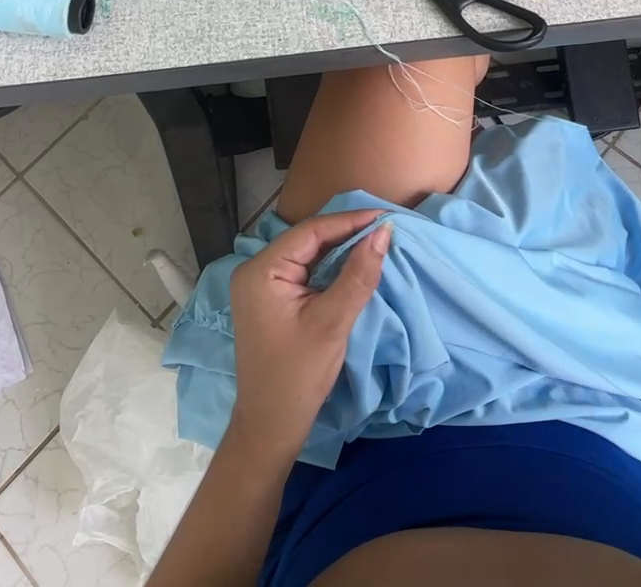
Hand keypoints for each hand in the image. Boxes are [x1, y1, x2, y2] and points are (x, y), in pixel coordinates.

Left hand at [227, 208, 390, 454]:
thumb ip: (357, 275)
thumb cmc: (298, 374)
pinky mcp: (270, 300)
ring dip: (339, 249)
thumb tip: (383, 234)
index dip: (349, 221)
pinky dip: (329, 268)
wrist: (270, 424)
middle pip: (307, 240)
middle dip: (346, 232)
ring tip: (376, 240)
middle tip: (385, 227)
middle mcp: (255, 270)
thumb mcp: (332, 322)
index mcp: (261, 270)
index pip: (310, 232)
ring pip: (306, 255)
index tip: (385, 217)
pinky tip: (353, 264)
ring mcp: (260, 285)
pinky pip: (303, 272)